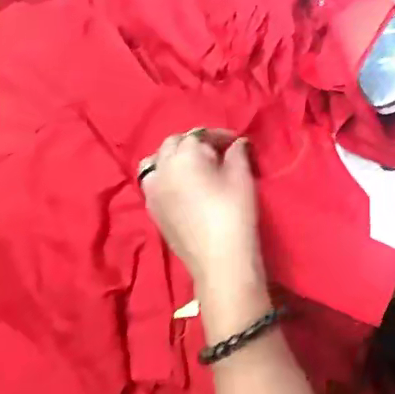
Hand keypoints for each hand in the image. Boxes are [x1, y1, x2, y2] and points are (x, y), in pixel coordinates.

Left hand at [142, 129, 266, 303]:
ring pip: (156, 161)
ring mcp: (152, 190)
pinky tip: (182, 186)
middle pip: (174, 144)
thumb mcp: (242, 177)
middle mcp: (162, 168)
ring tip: (193, 166)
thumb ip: (238, 153)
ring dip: (173, 157)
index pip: (200, 134)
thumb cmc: (234, 212)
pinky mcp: (152, 210)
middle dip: (195, 143)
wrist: (219, 260)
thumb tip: (236, 143)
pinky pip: (154, 182)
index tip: (237, 142)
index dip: (220, 135)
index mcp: (184, 155)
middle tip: (217, 153)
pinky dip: (166, 176)